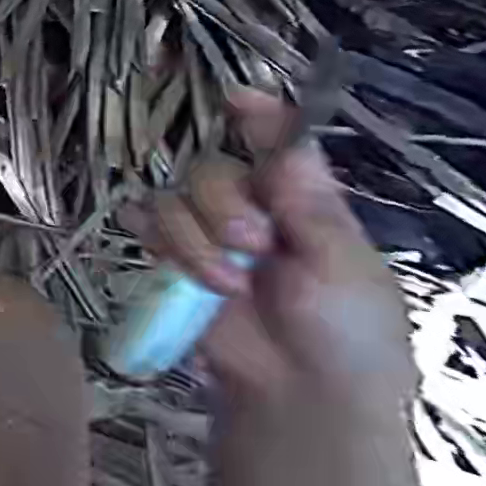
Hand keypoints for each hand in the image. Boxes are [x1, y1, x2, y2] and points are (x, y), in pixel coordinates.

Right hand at [132, 90, 416, 412]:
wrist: (293, 389)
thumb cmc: (344, 332)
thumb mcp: (344, 271)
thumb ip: (311, 210)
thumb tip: (291, 147)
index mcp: (301, 202)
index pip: (278, 145)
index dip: (259, 117)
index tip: (237, 96)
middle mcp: (248, 206)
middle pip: (209, 170)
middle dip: (221, 205)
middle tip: (250, 245)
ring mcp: (204, 229)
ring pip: (171, 199)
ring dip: (192, 240)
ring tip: (224, 283)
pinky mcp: (168, 252)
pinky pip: (141, 221)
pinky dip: (154, 236)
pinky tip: (171, 260)